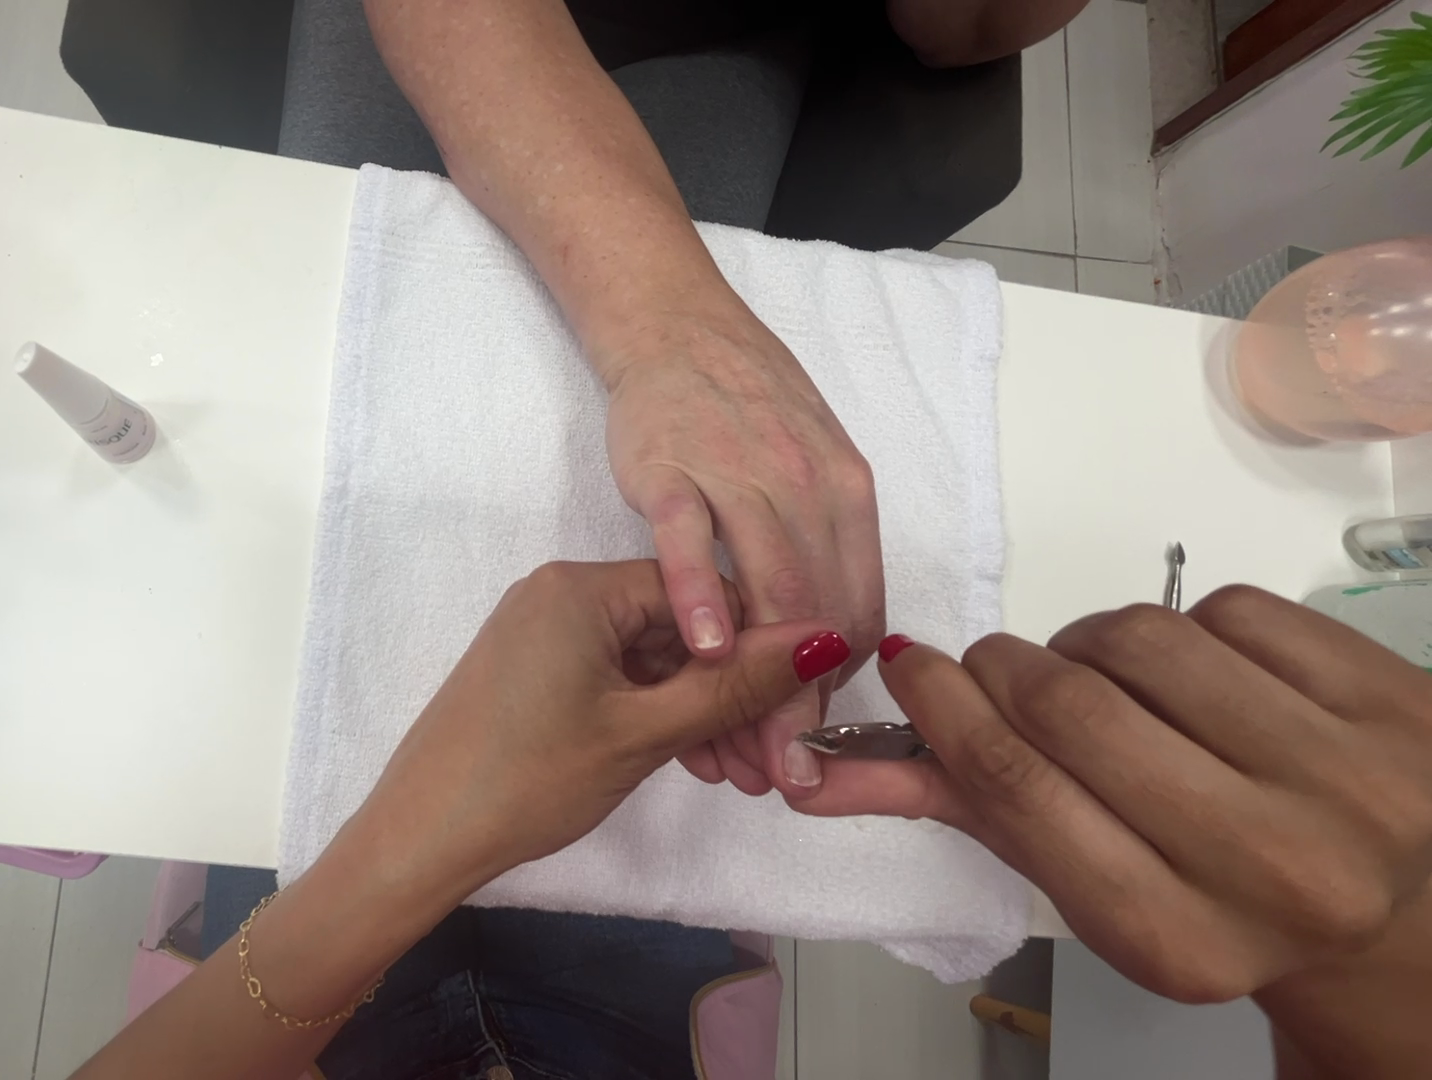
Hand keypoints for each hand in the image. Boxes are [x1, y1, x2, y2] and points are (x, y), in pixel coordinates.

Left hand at [354, 560, 848, 888]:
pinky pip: (611, 677)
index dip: (758, 646)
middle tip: (774, 760)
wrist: (423, 833)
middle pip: (674, 629)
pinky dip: (651, 714)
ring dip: (694, 712)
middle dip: (727, 693)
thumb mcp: (643, 732)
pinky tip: (691, 760)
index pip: (699, 591)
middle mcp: (559, 592)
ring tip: (741, 776)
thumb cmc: (532, 777)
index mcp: (580, 585)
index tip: (800, 704)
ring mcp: (543, 631)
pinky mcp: (534, 668)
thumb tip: (825, 637)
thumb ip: (735, 685)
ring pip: (646, 660)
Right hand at [596, 301, 883, 799]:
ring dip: (753, 677)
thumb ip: (821, 548)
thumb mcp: (806, 467)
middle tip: (784, 778)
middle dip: (801, 708)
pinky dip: (700, 595)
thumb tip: (820, 642)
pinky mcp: (672, 468)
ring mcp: (737, 476)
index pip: (856, 610)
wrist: (678, 333)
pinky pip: (691, 540)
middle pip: (816, 615)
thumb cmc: (742, 408)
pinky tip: (696, 648)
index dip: (835, 689)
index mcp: (845, 495)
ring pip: (763, 590)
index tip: (809, 742)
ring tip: (737, 748)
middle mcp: (806, 487)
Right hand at [799, 586, 1431, 1003]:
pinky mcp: (1415, 707)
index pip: (1009, 780)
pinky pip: (1232, 609)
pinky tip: (1203, 681)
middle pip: (1064, 701)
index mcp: (1173, 933)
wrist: (1404, 934)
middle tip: (1000, 675)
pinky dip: (1187, 630)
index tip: (906, 664)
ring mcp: (1364, 782)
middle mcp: (1279, 869)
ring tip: (1108, 685)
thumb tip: (806, 778)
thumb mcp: (1065, 877)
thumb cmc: (1197, 905)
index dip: (937, 703)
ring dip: (1089, 645)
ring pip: (1139, 637)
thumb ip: (942, 808)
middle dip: (1002, 668)